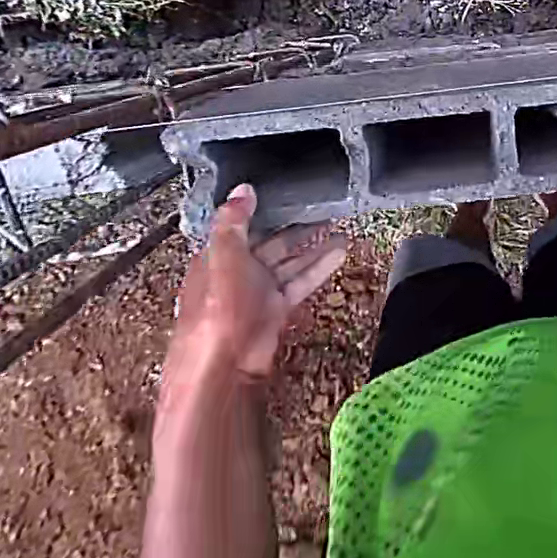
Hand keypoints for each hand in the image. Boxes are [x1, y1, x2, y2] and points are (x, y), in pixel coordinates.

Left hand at [163, 184, 348, 398]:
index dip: (264, 210)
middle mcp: (238, 272)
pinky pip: (300, 282)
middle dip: (296, 226)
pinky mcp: (277, 309)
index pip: (242, 226)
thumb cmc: (217, 311)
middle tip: (322, 207)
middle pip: (272, 242)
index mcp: (217, 257)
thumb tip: (244, 189)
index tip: (287, 193)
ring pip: (290, 261)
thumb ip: (234, 221)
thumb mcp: (223, 256)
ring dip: (313, 245)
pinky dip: (319, 267)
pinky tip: (339, 252)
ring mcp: (259, 292)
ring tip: (339, 226)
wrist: (224, 368)